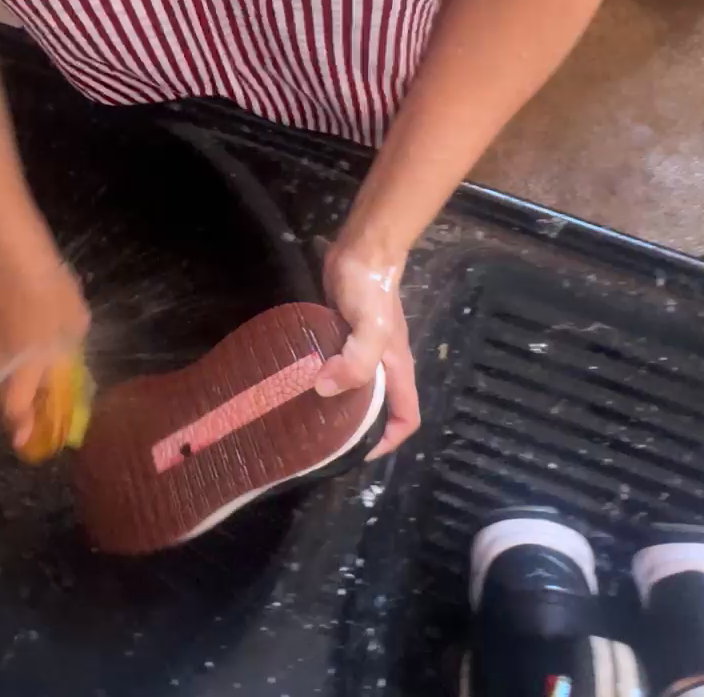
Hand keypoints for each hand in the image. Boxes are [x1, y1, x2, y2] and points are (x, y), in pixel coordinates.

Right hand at [0, 257, 89, 447]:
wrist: (21, 261)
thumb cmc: (54, 294)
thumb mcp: (76, 322)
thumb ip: (71, 344)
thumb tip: (69, 355)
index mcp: (28, 362)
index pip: (17, 405)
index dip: (20, 425)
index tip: (22, 440)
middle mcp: (5, 356)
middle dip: (3, 399)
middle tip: (21, 399)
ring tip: (14, 368)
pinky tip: (12, 332)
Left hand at [319, 239, 420, 459]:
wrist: (362, 250)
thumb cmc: (371, 291)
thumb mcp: (371, 329)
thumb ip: (355, 362)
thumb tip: (325, 390)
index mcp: (397, 369)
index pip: (406, 418)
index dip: (389, 440)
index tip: (359, 453)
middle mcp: (383, 364)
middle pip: (378, 407)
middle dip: (357, 427)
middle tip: (321, 438)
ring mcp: (361, 347)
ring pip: (354, 386)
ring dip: (335, 400)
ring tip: (303, 413)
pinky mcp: (341, 333)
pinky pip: (335, 362)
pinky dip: (322, 374)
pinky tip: (296, 377)